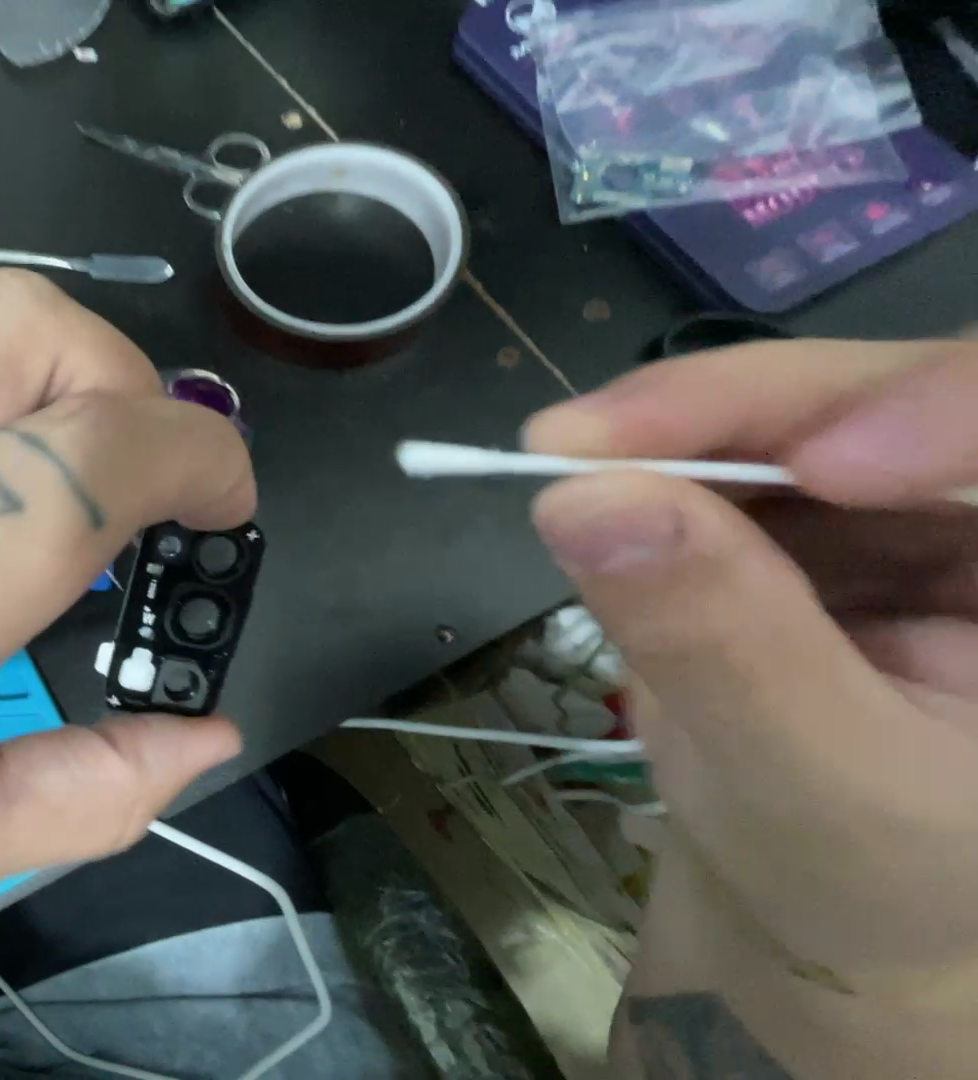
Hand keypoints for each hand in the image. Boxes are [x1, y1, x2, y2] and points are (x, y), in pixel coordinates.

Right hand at [524, 339, 977, 1075]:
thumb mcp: (799, 776)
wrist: (828, 896)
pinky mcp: (817, 510)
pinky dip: (650, 460)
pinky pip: (733, 448)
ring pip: (801, 407)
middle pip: (905, 393)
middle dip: (737, 407)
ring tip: (564, 465)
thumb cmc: (858, 877)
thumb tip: (580, 497)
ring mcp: (918, 505)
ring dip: (673, 428)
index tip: (820, 465)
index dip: (960, 409)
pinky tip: (599, 495)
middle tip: (573, 438)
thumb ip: (714, 638)